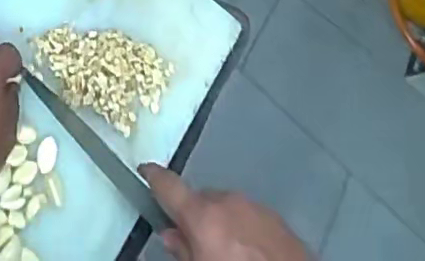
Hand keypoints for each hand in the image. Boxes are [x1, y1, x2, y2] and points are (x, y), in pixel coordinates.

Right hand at [140, 164, 308, 260]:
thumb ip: (183, 252)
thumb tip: (171, 236)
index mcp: (202, 215)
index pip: (167, 184)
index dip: (152, 176)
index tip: (144, 171)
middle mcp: (226, 202)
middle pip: (201, 199)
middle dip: (196, 217)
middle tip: (198, 244)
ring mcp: (256, 209)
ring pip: (228, 208)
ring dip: (223, 223)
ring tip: (229, 253)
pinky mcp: (280, 223)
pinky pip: (252, 219)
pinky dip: (246, 230)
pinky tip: (253, 255)